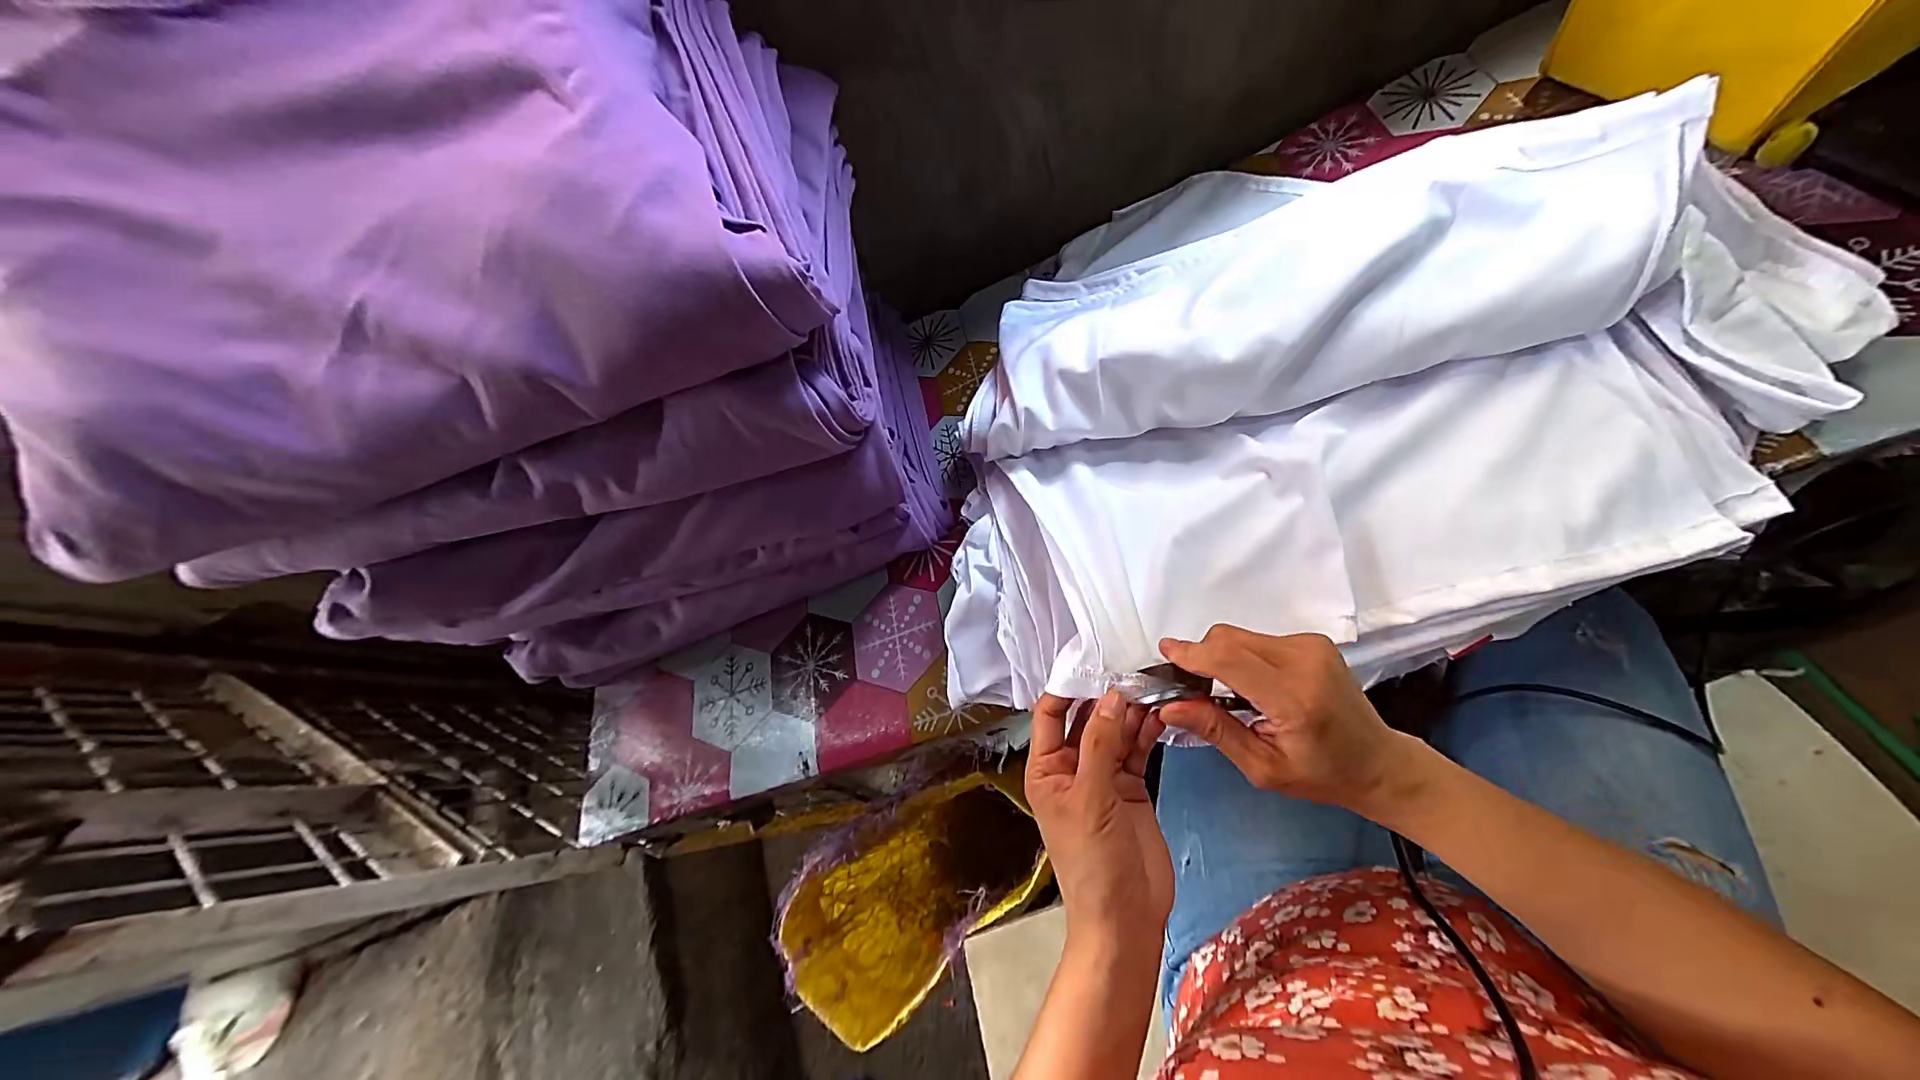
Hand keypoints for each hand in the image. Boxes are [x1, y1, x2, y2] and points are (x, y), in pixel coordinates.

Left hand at [1026, 690, 1172, 942]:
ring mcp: (1102, 776)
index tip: (1089, 662)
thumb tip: (1111, 697)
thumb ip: (1100, 745)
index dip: (1066, 688)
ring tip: (1150, 688)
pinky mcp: (1130, 787)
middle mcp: (1071, 767)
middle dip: (1105, 696)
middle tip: (1130, 670)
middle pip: (1086, 718)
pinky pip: (1136, 749)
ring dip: (1130, 711)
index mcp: (1046, 769)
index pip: (1049, 714)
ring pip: (1114, 731)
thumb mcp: (1091, 798)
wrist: (1125, 917)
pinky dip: (1147, 732)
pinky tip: (1160, 714)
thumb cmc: (1092, 864)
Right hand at [1157, 625, 1427, 815]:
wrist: (1377, 762)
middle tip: (1195, 689)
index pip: (1230, 660)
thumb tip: (1170, 707)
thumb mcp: (1262, 767)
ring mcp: (1311, 646)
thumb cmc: (1321, 774)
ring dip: (1222, 657)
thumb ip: (1215, 730)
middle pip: (1230, 639)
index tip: (1165, 653)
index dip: (1192, 654)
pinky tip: (1252, 685)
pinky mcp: (1312, 641)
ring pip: (1240, 636)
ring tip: (1231, 694)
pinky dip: (1242, 657)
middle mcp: (1304, 662)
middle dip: (1203, 657)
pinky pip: (1257, 639)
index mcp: (1294, 699)